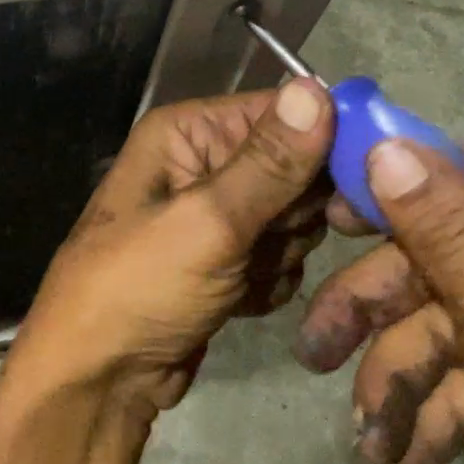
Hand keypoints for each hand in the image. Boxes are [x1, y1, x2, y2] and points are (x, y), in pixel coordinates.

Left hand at [0, 80, 335, 463]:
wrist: (101, 376)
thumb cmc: (139, 284)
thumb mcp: (208, 220)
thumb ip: (269, 162)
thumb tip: (317, 87)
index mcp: (188, 131)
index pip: (283, 112)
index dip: (326, 144)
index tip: (362, 185)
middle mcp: (203, 160)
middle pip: (298, 168)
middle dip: (294, 215)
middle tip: (265, 242)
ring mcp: (216, 213)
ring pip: (297, 219)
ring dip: (280, 255)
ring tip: (237, 275)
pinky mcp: (229, 258)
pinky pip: (282, 258)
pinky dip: (269, 282)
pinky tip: (235, 299)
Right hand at [297, 141, 463, 463]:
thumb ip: (456, 245)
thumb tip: (386, 145)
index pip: (463, 172)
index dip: (383, 180)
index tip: (316, 213)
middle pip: (440, 260)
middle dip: (373, 314)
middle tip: (313, 354)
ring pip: (447, 326)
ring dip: (397, 383)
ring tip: (364, 448)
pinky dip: (435, 418)